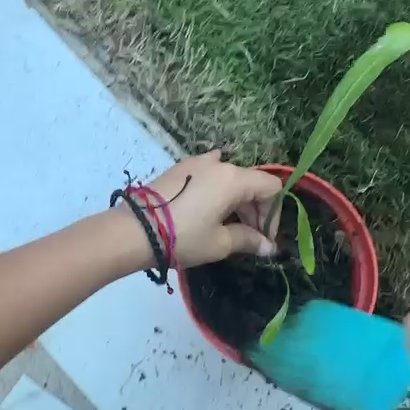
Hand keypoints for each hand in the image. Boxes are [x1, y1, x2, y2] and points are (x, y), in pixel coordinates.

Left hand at [142, 151, 279, 266]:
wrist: (136, 230)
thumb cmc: (184, 236)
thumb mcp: (219, 243)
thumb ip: (249, 240)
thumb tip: (269, 247)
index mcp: (233, 178)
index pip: (270, 187)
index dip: (273, 213)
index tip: (264, 237)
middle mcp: (218, 163)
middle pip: (250, 182)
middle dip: (256, 210)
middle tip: (249, 237)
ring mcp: (197, 162)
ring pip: (230, 178)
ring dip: (237, 201)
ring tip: (228, 227)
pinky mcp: (180, 168)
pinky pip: (210, 174)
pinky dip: (218, 189)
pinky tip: (211, 205)